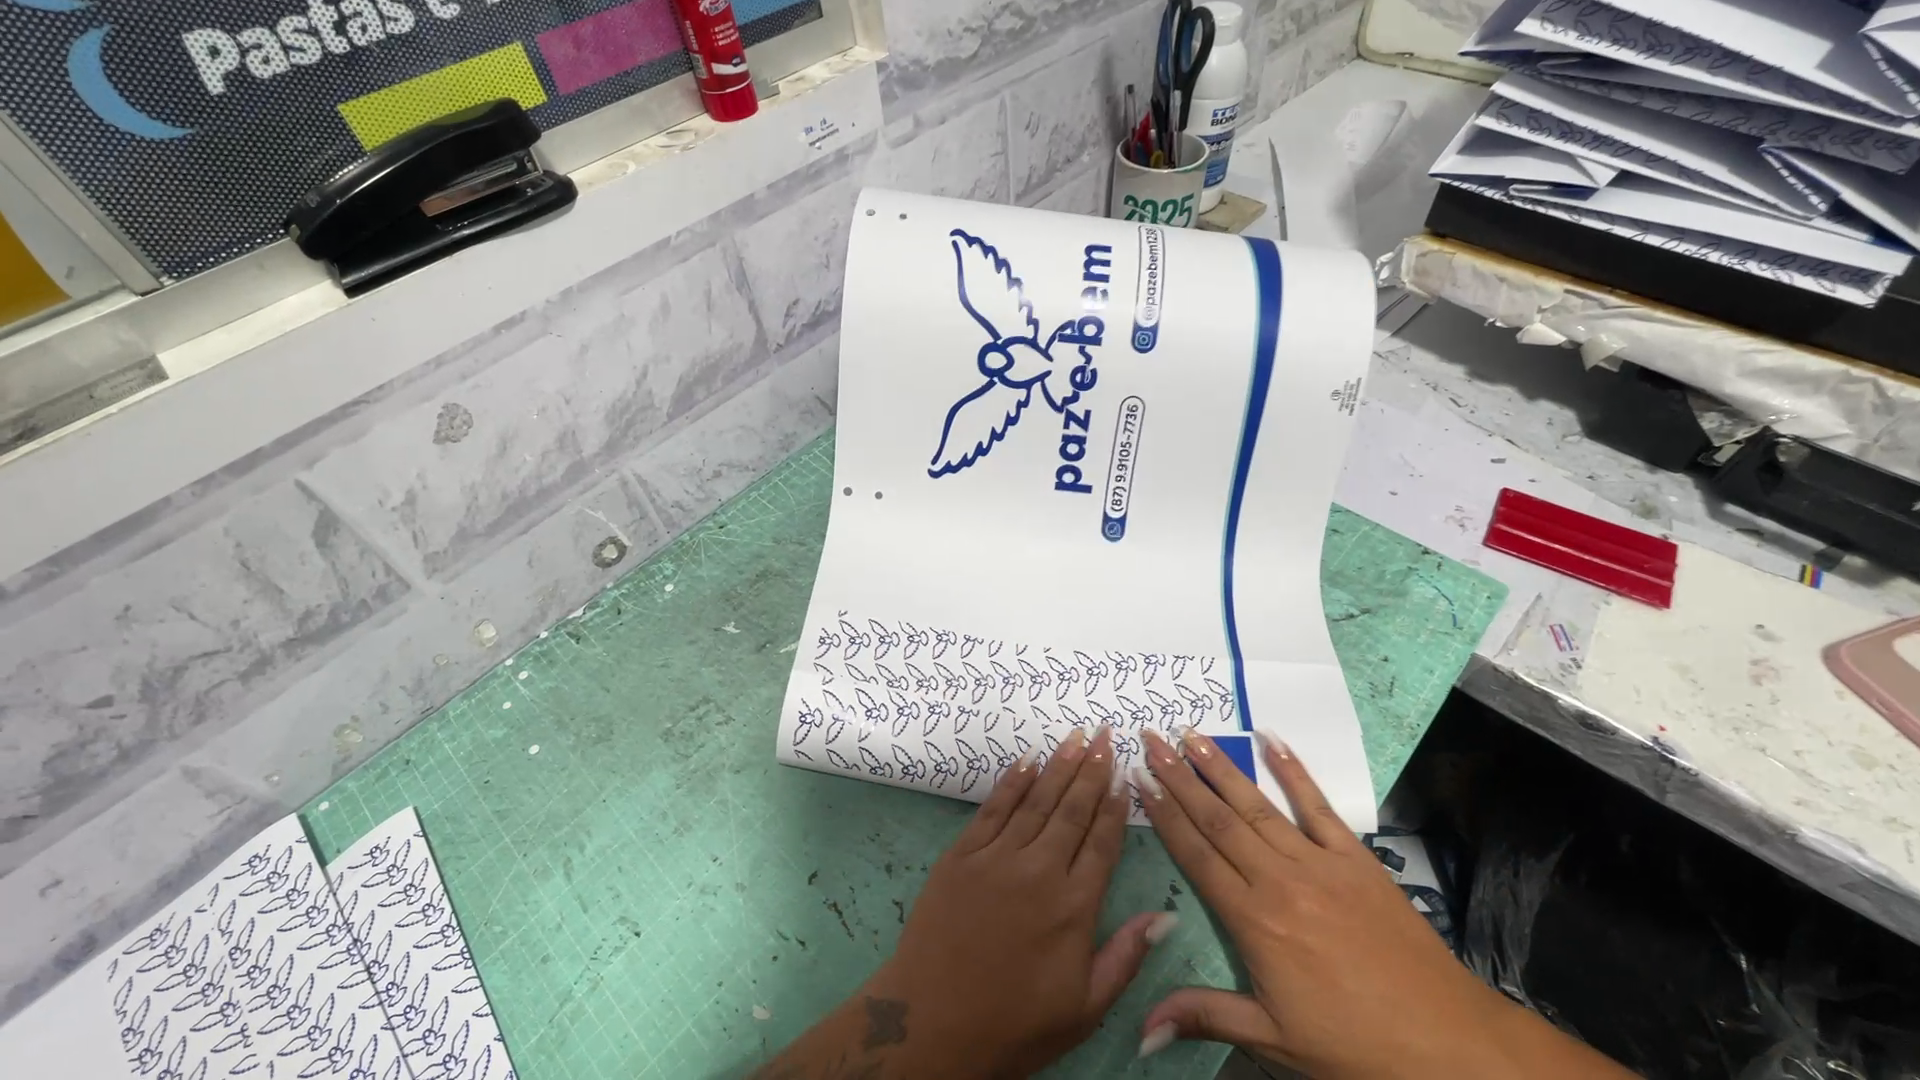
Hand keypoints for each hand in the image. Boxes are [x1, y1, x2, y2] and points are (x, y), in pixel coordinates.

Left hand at [754, 726, 1176, 1079]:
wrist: (931, 1024)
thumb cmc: (1015, 1024)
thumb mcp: (1085, 1008)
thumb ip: (1125, 956)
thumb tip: (1165, 914)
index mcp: (1075, 907)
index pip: (1102, 842)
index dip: (1116, 806)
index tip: (1125, 775)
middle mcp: (1039, 871)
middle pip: (1072, 810)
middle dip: (1091, 770)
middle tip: (1103, 735)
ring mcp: (996, 859)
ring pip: (1036, 802)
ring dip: (1058, 767)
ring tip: (1075, 738)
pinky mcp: (961, 856)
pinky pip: (992, 809)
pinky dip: (1012, 783)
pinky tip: (1027, 762)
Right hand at [1133, 727, 1636, 1079]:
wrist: (1446, 1040)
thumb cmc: (1352, 1044)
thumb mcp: (1272, 1039)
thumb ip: (1204, 1017)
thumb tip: (1138, 1030)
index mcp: (1254, 921)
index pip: (1196, 855)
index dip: (1164, 815)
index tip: (1138, 778)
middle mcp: (1280, 880)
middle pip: (1219, 820)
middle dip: (1180, 777)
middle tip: (1151, 738)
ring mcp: (1321, 864)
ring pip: (1259, 806)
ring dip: (1221, 768)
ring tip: (1191, 735)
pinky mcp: (1357, 859)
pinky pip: (1320, 807)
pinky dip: (1294, 772)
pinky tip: (1271, 741)